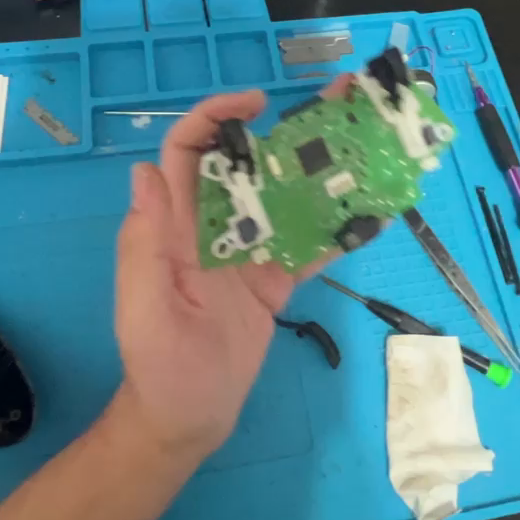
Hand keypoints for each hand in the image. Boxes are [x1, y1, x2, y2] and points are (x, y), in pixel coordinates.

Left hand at [111, 83, 340, 459]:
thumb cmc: (157, 366)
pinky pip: (309, 244)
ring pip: (286, 195)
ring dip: (322, 166)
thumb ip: (145, 243)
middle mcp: (215, 225)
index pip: (189, 152)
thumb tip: (145, 171)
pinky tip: (375, 208)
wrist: (187, 419)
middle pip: (248, 164)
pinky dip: (339, 226)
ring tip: (367, 139)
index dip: (215, 118)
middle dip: (287, 129)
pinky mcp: (276, 278)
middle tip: (338, 100)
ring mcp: (250, 250)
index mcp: (177, 224)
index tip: (257, 102)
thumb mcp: (144, 307)